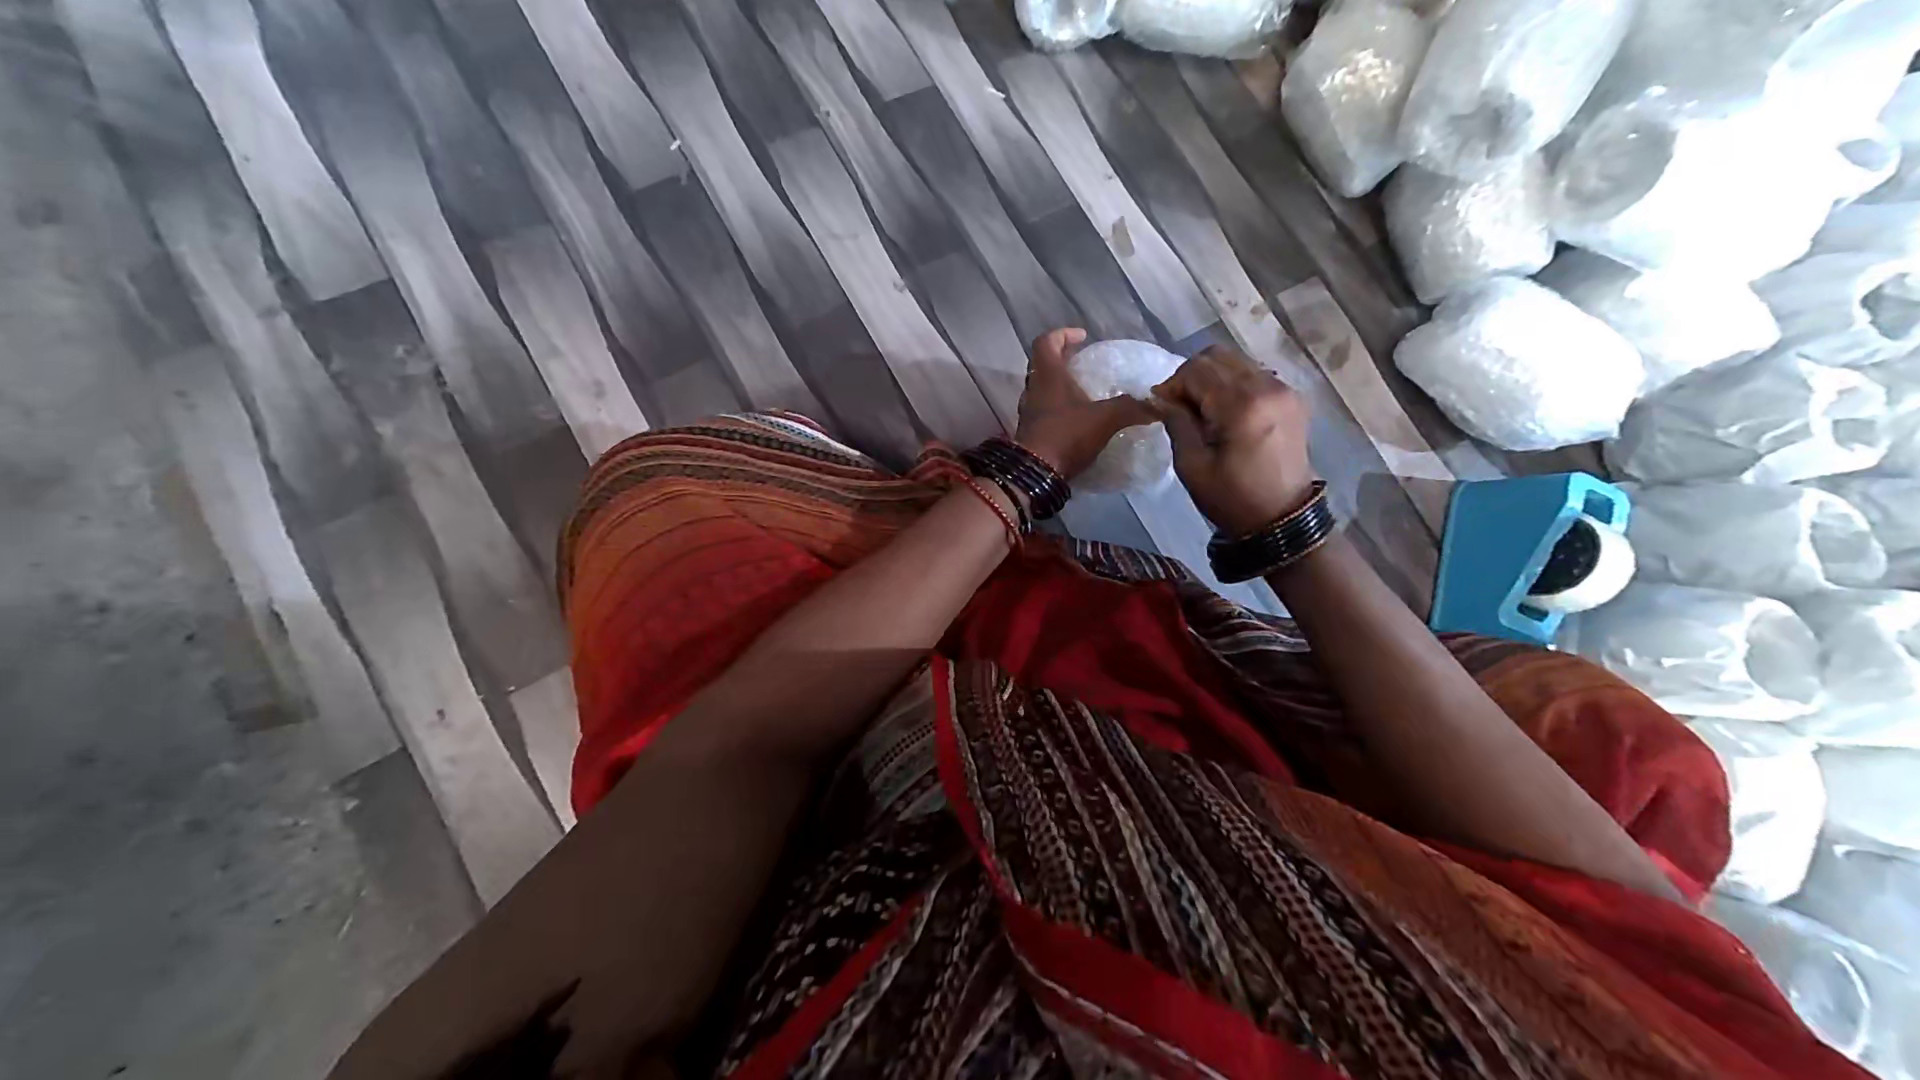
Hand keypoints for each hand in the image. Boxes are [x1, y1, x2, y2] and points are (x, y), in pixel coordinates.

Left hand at [1014, 328, 1158, 478]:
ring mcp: (1029, 412)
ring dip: (1059, 386)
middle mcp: (1033, 390)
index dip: (1063, 334)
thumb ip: (1131, 408)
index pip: (1046, 341)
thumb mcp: (1105, 418)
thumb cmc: (1067, 435)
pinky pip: (1044, 411)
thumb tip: (1158, 405)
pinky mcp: (1030, 433)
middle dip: (1063, 360)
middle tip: (1084, 363)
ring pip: (1042, 389)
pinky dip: (1058, 409)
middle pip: (1043, 365)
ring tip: (1083, 392)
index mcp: (1048, 376)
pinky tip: (1077, 419)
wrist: (1037, 474)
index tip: (1082, 336)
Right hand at [1154, 345, 1315, 535]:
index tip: (1161, 407)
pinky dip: (1233, 385)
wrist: (1282, 518)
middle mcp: (1267, 387)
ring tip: (1202, 410)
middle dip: (1191, 377)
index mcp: (1241, 405)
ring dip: (1212, 379)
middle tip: (1180, 406)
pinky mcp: (1291, 398)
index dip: (1172, 385)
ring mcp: (1284, 390)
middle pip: (1216, 356)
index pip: (1196, 370)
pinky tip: (1225, 413)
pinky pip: (1254, 375)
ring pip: (1236, 362)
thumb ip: (1176, 422)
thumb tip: (1162, 397)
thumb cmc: (1232, 498)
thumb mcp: (1191, 465)